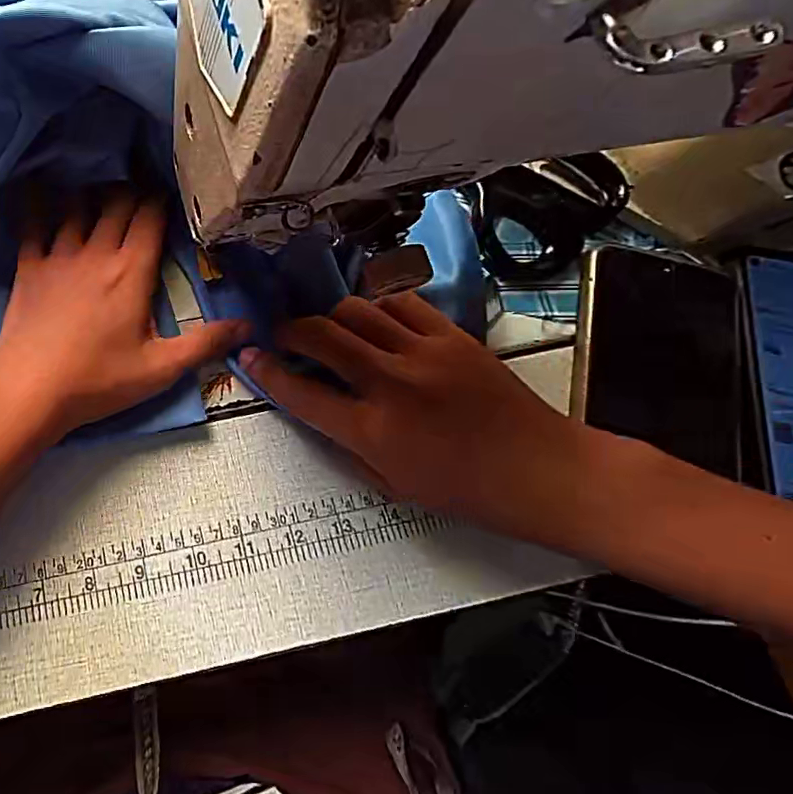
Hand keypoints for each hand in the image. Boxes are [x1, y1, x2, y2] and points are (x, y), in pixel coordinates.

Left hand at [0, 187, 248, 445]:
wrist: (29, 390)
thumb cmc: (97, 381)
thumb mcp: (159, 369)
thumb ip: (205, 344)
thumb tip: (249, 327)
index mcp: (131, 271)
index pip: (150, 216)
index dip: (160, 197)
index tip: (168, 190)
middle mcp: (97, 252)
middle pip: (117, 203)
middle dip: (132, 189)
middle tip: (141, 185)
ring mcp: (59, 254)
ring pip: (78, 206)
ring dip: (93, 192)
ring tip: (101, 185)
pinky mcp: (29, 265)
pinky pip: (33, 222)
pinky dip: (38, 201)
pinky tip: (40, 185)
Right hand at [240, 292, 643, 547]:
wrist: (541, 471)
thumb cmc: (466, 490)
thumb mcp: (393, 485)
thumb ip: (346, 445)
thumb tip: (315, 407)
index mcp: (374, 433)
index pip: (302, 393)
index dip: (267, 371)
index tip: (250, 355)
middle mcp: (392, 385)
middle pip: (321, 335)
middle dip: (289, 329)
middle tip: (283, 333)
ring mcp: (424, 354)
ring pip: (357, 310)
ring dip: (332, 316)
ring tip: (331, 328)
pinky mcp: (452, 335)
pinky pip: (400, 303)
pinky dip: (377, 307)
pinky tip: (375, 320)